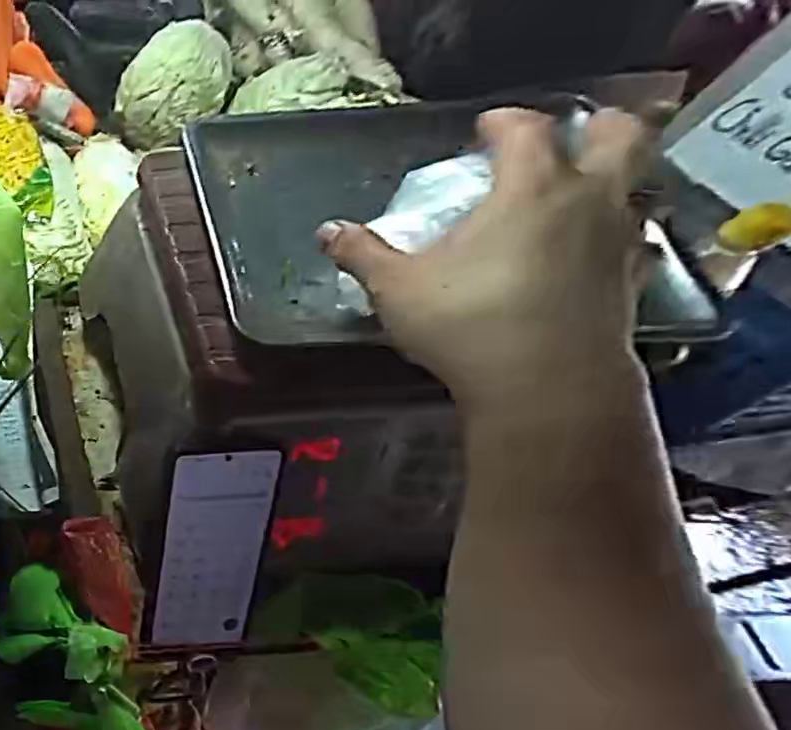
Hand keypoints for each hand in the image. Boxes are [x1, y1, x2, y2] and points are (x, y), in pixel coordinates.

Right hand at [317, 107, 653, 416]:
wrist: (540, 374)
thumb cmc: (463, 321)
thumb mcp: (395, 288)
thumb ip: (362, 254)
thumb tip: (328, 231)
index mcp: (530, 190)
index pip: (527, 131)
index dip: (504, 121)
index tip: (485, 124)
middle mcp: (588, 197)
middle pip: (616, 133)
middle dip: (590, 125)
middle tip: (560, 135)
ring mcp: (618, 232)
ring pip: (633, 179)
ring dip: (608, 173)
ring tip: (570, 191)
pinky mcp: (630, 270)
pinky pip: (632, 230)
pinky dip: (609, 225)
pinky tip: (583, 245)